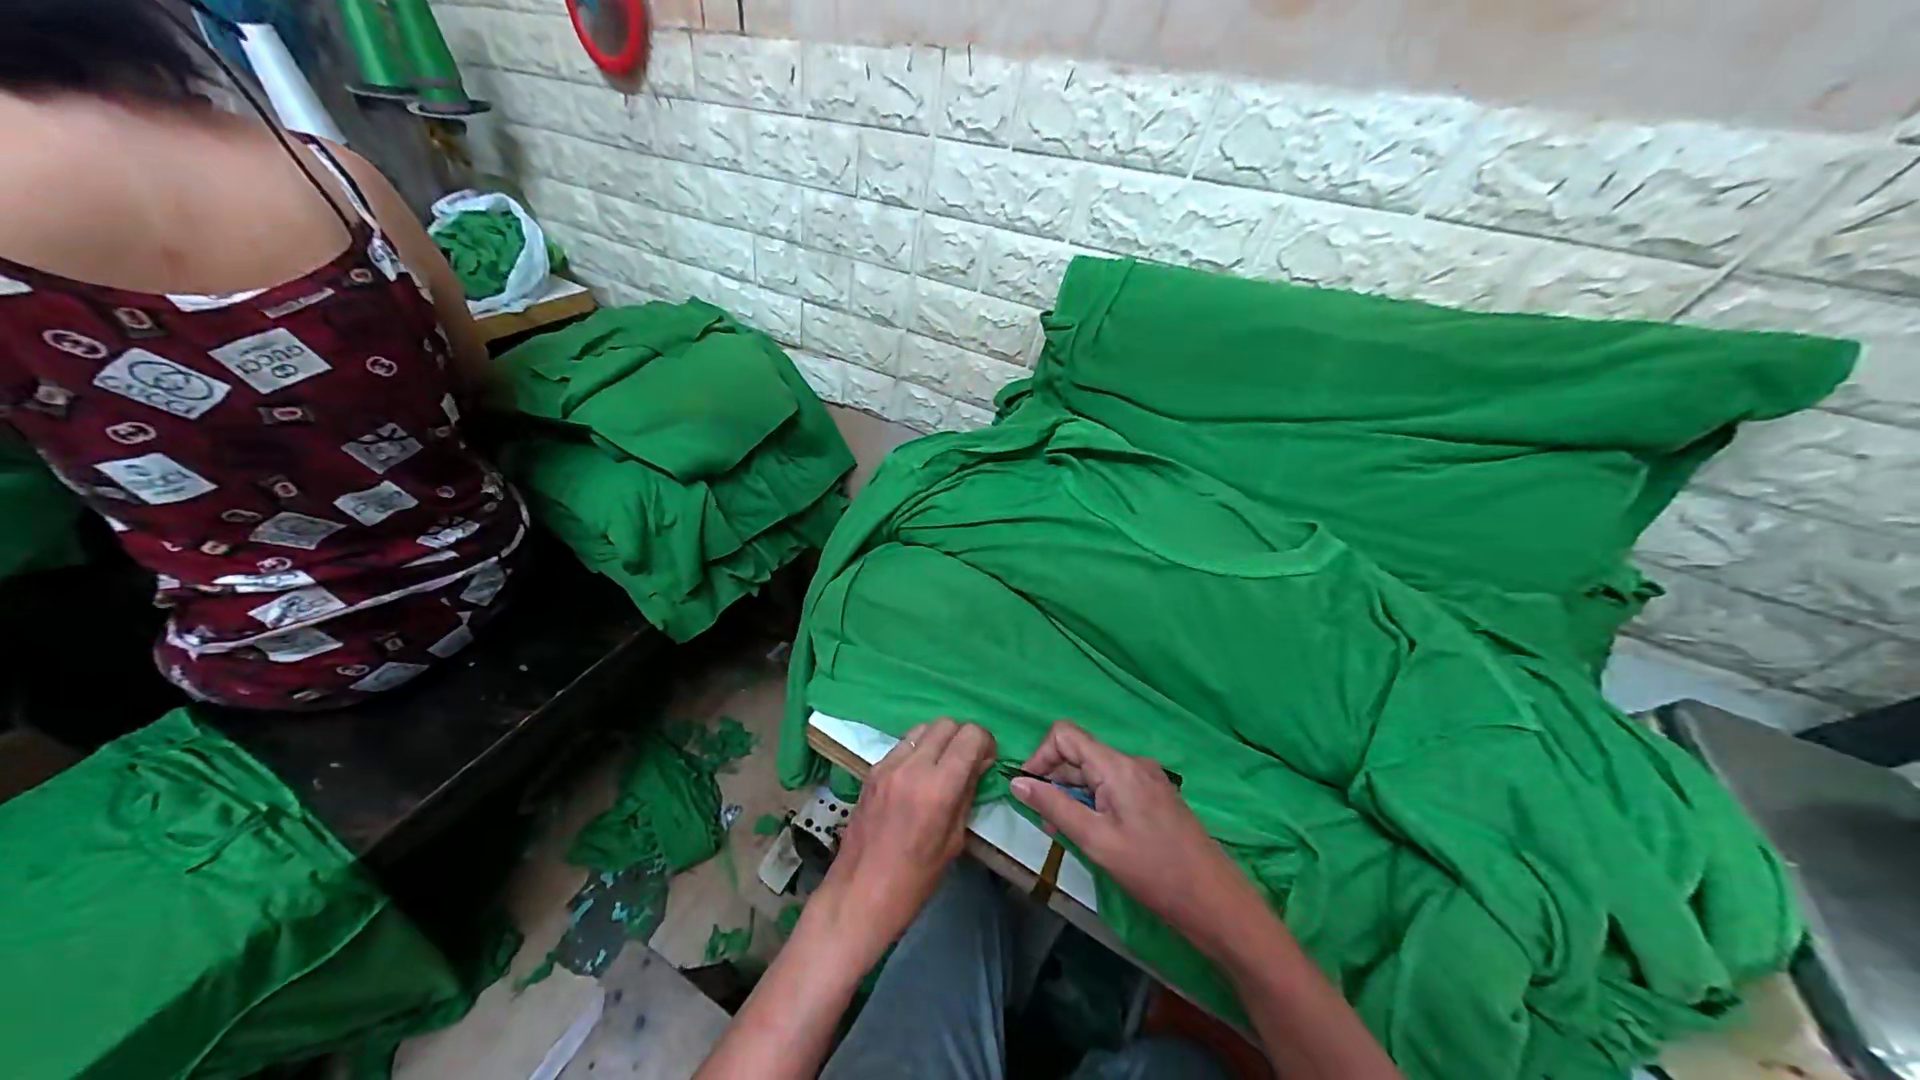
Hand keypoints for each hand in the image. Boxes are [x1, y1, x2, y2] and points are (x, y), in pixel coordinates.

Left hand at [818, 719, 996, 959]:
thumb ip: (967, 794)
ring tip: (942, 766)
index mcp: (938, 788)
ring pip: (922, 728)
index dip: (985, 742)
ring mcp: (887, 766)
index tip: (987, 760)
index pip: (970, 736)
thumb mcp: (954, 841)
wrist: (859, 894)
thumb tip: (978, 765)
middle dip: (963, 737)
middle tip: (968, 761)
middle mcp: (911, 767)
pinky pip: (902, 745)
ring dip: (939, 740)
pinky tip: (918, 776)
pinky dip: (917, 750)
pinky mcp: (870, 771)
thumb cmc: (914, 880)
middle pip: (946, 723)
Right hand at [1010, 720, 1259, 955]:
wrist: (1216, 902)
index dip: (1040, 756)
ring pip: (1095, 772)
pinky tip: (1092, 833)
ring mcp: (1147, 779)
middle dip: (1054, 780)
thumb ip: (1054, 806)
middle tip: (1044, 821)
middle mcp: (1133, 763)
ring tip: (1064, 832)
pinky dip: (1094, 802)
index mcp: (1117, 766)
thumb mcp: (1095, 840)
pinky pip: (1113, 786)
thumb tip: (1017, 781)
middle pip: (1080, 754)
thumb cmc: (1152, 871)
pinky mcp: (1155, 797)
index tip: (1029, 790)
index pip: (1065, 735)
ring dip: (1072, 795)